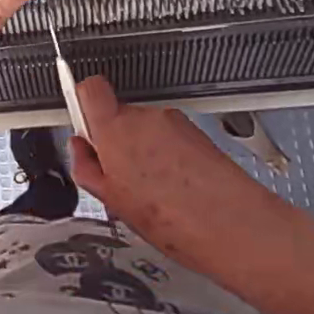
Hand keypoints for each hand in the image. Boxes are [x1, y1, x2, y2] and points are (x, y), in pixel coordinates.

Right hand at [68, 76, 296, 272]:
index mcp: (116, 130)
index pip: (89, 88)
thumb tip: (79, 150)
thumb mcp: (113, 201)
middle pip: (117, 114)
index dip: (81, 100)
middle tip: (120, 177)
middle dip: (115, 140)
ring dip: (142, 150)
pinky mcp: (193, 131)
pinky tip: (172, 188)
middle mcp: (144, 117)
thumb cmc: (176, 220)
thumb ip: (87, 167)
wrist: (234, 225)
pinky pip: (167, 136)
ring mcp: (171, 122)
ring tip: (152, 190)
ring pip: (143, 128)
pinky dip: (165, 155)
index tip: (81, 120)